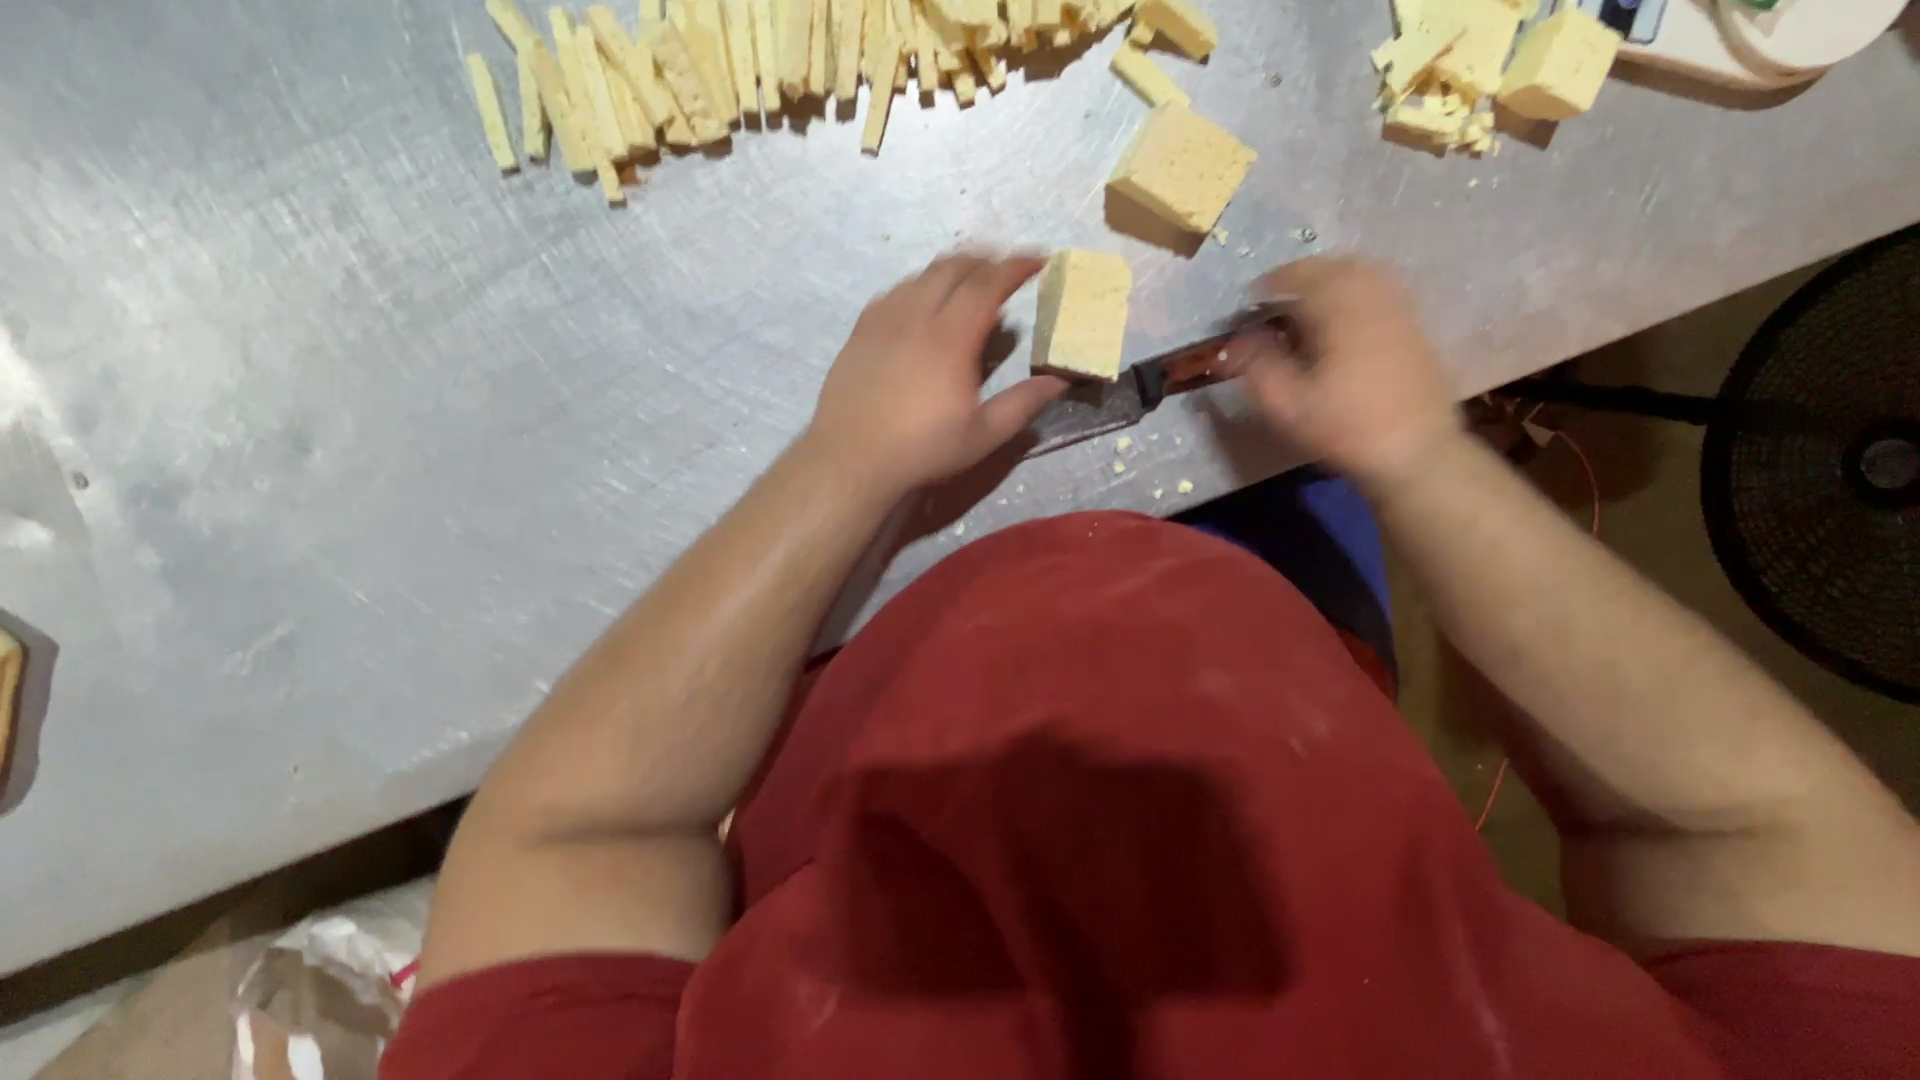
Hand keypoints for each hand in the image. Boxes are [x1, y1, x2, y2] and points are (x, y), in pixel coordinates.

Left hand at [803, 252, 1067, 497]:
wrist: (851, 459)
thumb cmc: (922, 450)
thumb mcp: (982, 435)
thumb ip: (1022, 404)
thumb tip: (1059, 382)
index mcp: (951, 338)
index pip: (988, 284)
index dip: (1016, 267)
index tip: (1037, 261)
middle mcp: (916, 317)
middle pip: (953, 269)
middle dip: (985, 261)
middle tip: (1005, 268)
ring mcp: (883, 321)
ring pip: (920, 276)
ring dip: (950, 270)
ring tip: (968, 281)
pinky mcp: (860, 333)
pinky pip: (892, 293)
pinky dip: (916, 286)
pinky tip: (920, 301)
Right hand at [1230, 257, 1462, 486]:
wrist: (1417, 453)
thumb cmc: (1346, 429)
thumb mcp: (1287, 407)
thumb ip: (1256, 368)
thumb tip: (1234, 342)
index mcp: (1339, 312)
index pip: (1299, 277)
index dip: (1270, 283)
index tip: (1251, 298)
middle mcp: (1373, 299)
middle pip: (1336, 266)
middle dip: (1303, 274)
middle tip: (1279, 294)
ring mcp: (1400, 312)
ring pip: (1364, 274)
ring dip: (1332, 279)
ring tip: (1309, 301)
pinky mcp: (1415, 329)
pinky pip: (1383, 292)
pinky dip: (1357, 293)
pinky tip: (1344, 319)